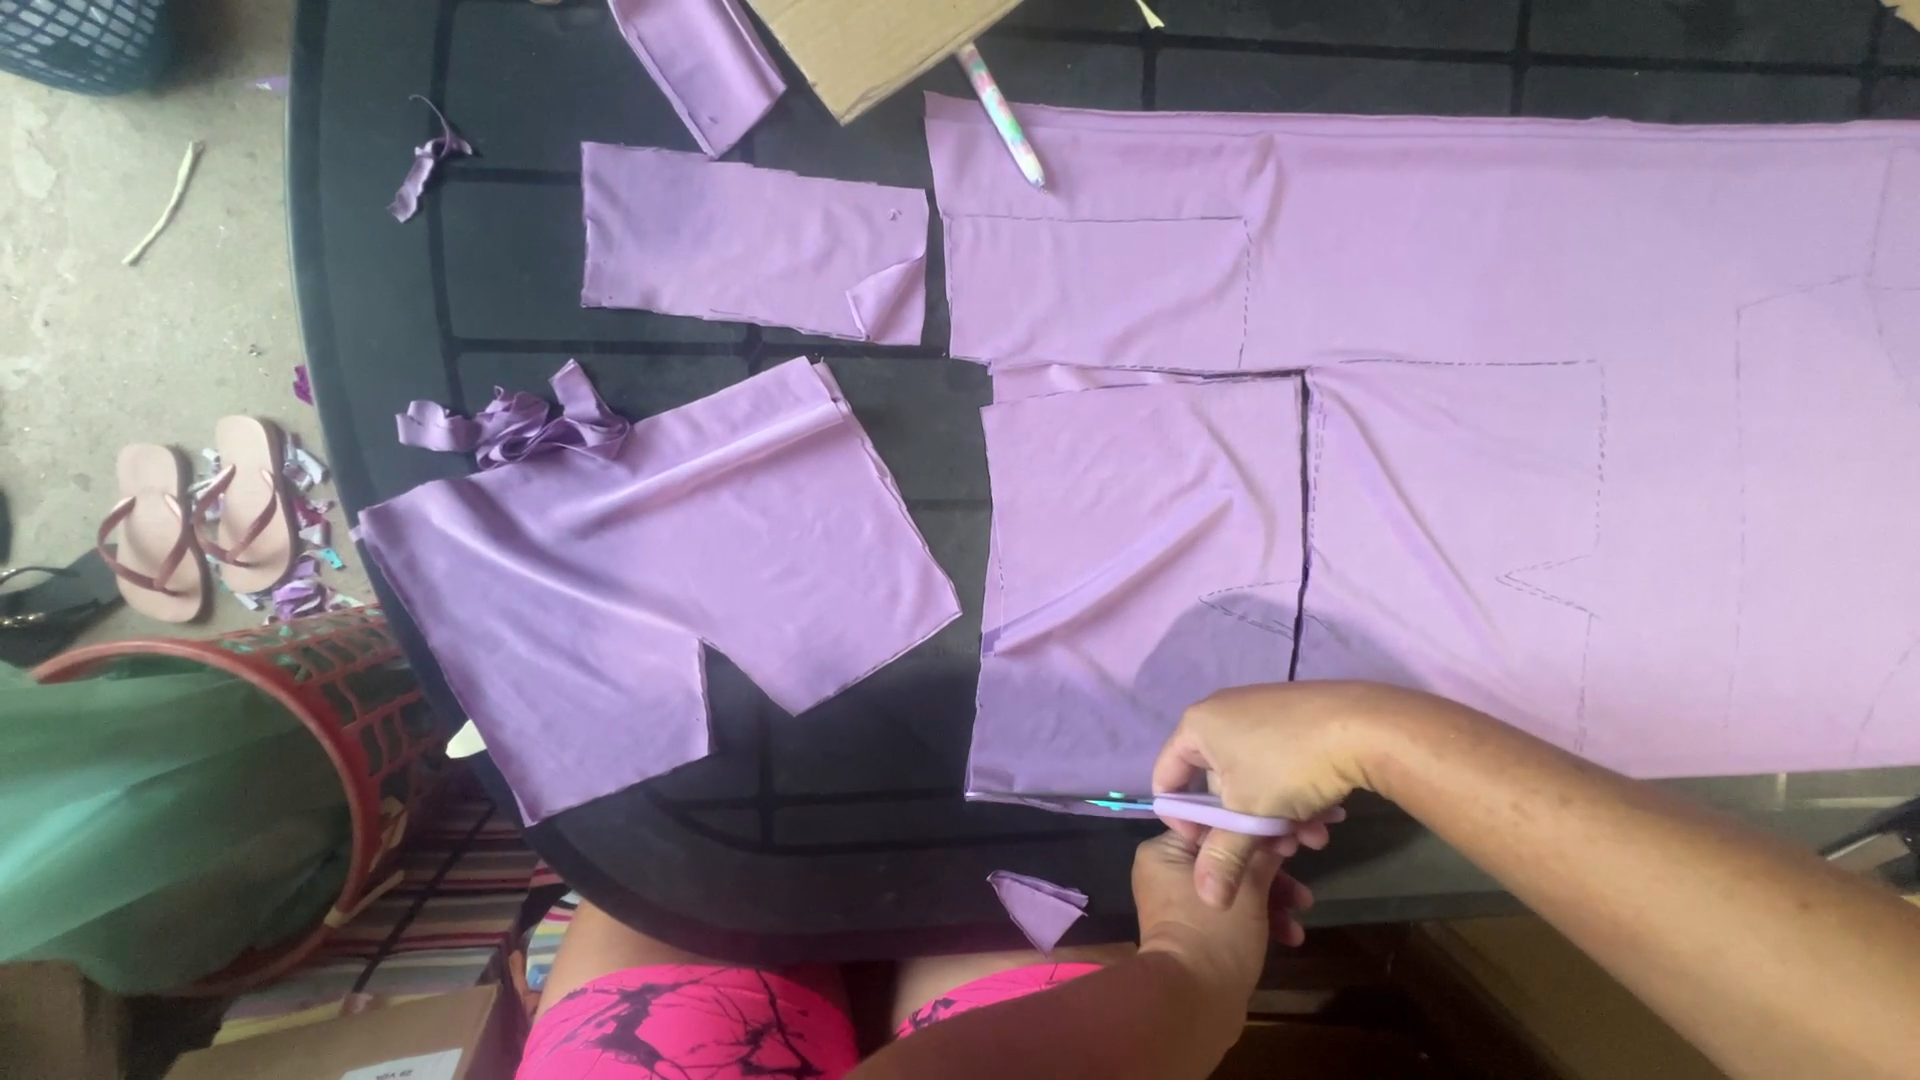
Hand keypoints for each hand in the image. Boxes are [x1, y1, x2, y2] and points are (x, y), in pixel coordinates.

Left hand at [1132, 830, 1312, 1023]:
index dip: (1253, 832)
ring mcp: (1178, 904)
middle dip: (1269, 876)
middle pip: (1225, 860)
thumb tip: (1277, 829)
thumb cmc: (1215, 932)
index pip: (1211, 827)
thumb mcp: (1249, 888)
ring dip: (1270, 901)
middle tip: (1300, 882)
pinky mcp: (1194, 931)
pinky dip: (1256, 920)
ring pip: (1232, 888)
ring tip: (1302, 913)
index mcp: (1163, 850)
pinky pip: (1227, 913)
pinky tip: (1291, 937)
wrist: (1194, 1002)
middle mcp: (1165, 871)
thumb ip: (1263, 854)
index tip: (1287, 842)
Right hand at [1153, 681, 1454, 907]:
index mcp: (1196, 726)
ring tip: (1310, 838)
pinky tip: (1325, 817)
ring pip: (1254, 778)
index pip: (1167, 779)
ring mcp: (1259, 710)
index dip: (1185, 821)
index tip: (1213, 848)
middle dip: (1247, 824)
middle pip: (1217, 783)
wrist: (1364, 725)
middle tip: (1276, 850)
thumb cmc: (1288, 765)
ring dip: (1278, 816)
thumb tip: (1206, 900)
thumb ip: (1224, 856)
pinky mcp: (1293, 715)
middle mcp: (1221, 712)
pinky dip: (1296, 792)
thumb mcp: (1251, 815)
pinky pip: (1278, 761)